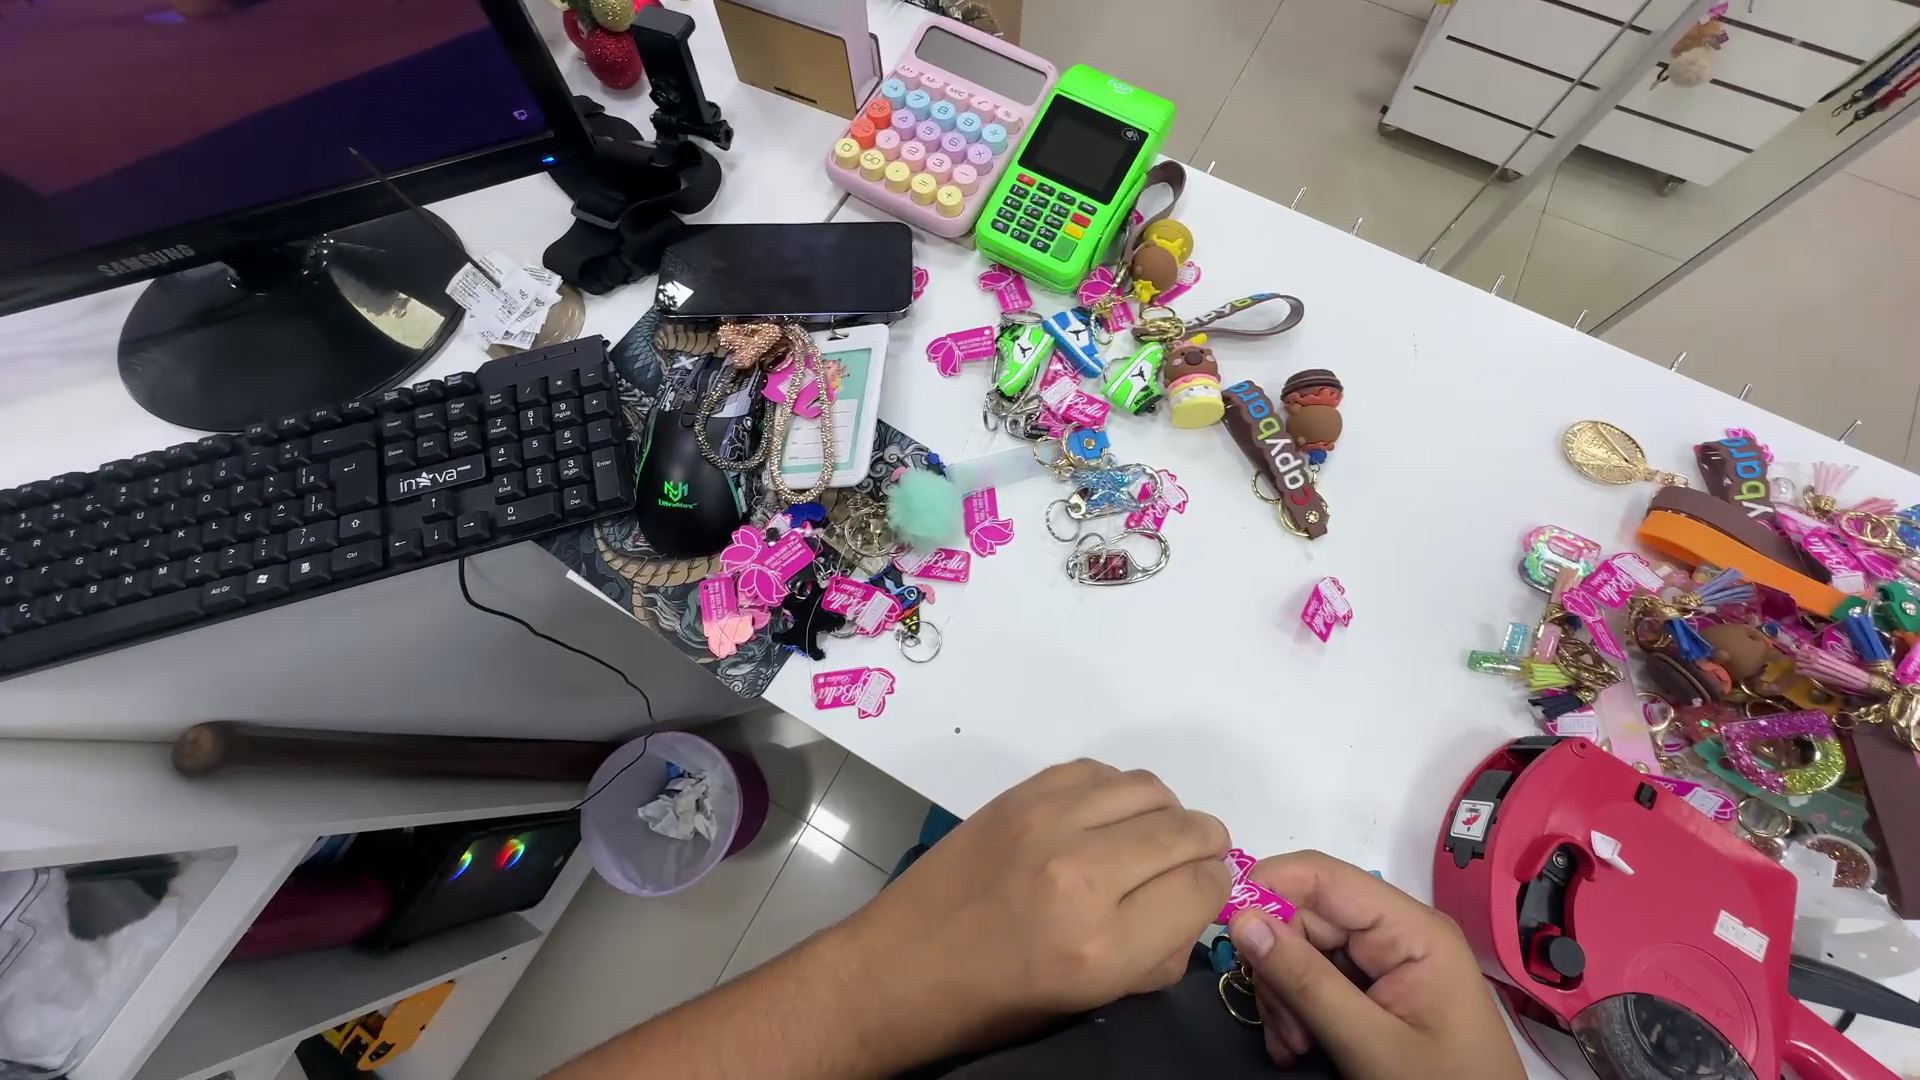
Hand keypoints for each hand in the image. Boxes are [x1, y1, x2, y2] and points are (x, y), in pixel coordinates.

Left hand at [839, 760, 1231, 1050]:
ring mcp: (1047, 819)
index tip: (1206, 886)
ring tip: (1152, 832)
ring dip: (1165, 811)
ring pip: (1147, 788)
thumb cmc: (1001, 996)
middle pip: (1184, 829)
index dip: (1216, 886)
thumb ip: (1160, 951)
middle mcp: (1082, 870)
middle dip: (1205, 843)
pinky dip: (1115, 788)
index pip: (1202, 888)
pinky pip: (1096, 769)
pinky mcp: (1021, 792)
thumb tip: (1195, 898)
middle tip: (1197, 855)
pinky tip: (1106, 813)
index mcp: (1104, 943)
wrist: (910, 959)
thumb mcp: (1094, 998)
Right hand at [1226, 851, 1524, 1079]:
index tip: (1229, 926)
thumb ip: (1306, 981)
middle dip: (1278, 964)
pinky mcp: (1370, 984)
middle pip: (1303, 914)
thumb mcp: (1373, 1048)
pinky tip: (1296, 1044)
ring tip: (1292, 1043)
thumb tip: (1240, 918)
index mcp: (1410, 928)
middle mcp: (1393, 929)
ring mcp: (1381, 957)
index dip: (1268, 887)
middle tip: (1279, 1024)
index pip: (1320, 875)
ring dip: (1282, 992)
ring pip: (1298, 945)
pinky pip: (1311, 973)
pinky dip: (1293, 1005)